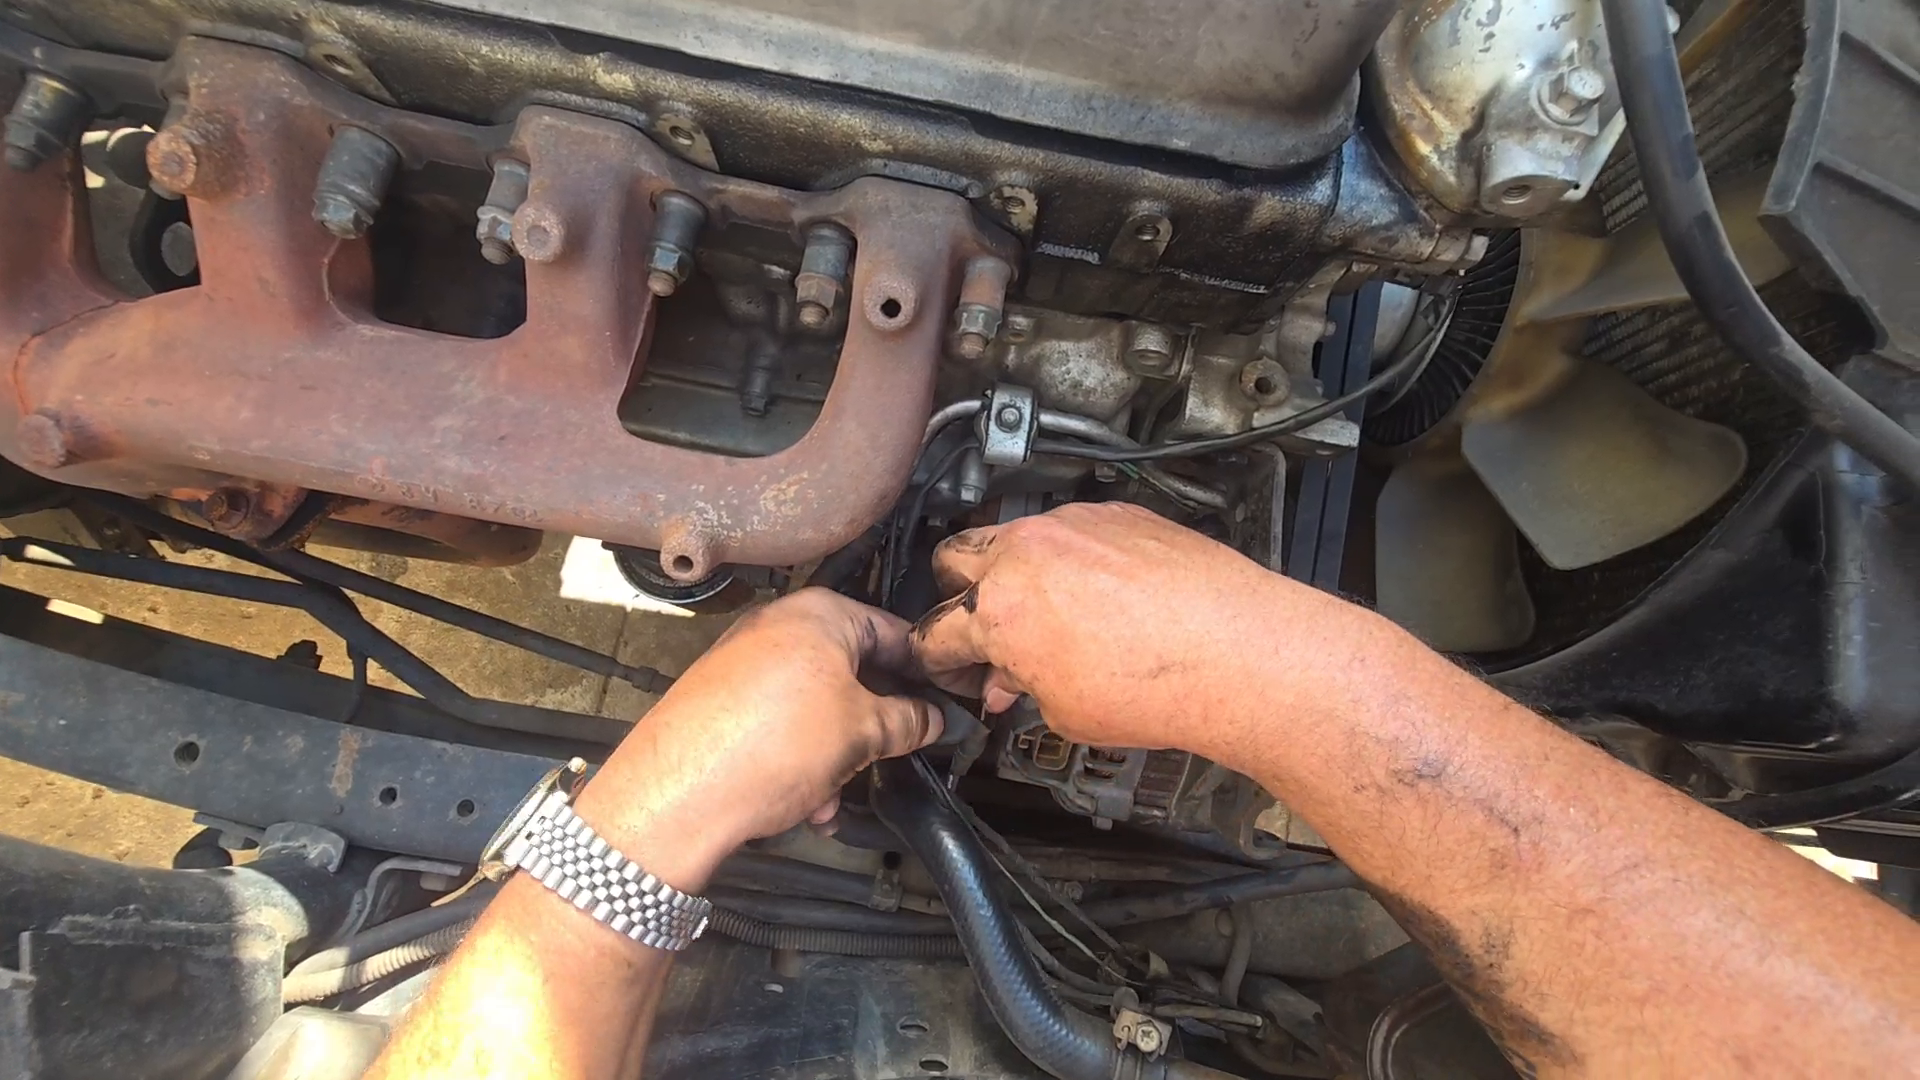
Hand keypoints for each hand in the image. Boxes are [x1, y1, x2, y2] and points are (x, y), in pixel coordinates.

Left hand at [571, 588, 942, 890]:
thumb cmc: (776, 744)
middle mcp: (780, 625)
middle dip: (876, 723)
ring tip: (835, 796)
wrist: (674, 795)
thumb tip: (934, 719)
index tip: (944, 702)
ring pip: (818, 704)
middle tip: (896, 754)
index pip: (895, 632)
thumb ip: (909, 721)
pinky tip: (805, 801)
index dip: (925, 671)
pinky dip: (801, 756)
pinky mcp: (722, 698)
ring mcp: (746, 661)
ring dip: (838, 752)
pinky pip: (781, 720)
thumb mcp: (862, 732)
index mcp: (820, 612)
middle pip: (854, 670)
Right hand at [911, 502, 1376, 761]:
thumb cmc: (1158, 687)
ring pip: (1010, 535)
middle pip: (951, 558)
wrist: (1239, 652)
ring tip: (1049, 607)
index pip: (934, 631)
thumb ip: (1022, 686)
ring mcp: (1067, 525)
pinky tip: (1099, 588)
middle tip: (985, 624)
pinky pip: (1068, 528)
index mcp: (997, 611)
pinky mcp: (1110, 512)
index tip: (953, 666)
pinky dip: (1067, 555)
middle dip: (955, 593)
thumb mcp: (1066, 710)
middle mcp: (1023, 555)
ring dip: (1013, 570)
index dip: (936, 658)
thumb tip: (1009, 681)